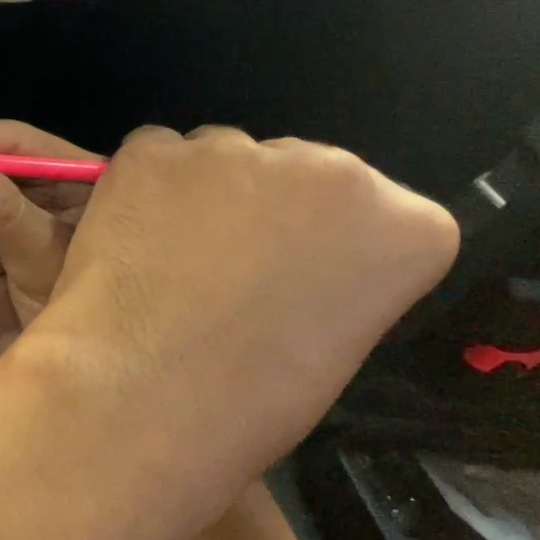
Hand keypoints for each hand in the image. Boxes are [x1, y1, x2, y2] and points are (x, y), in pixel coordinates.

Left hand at [29, 125, 458, 494]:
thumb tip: (285, 253)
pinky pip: (153, 154)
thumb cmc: (253, 390)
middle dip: (264, 207)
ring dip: (200, 192)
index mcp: (410, 225)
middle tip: (221, 265)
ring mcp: (233, 150)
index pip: (381, 211)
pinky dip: (141, 184)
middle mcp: (331, 169)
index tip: (295, 277)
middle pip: (295, 171)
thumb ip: (331, 272)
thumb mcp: (337, 334)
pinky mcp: (151, 148)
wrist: (143, 383)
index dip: (324, 243)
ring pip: (220, 158)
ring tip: (168, 254)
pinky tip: (130, 233)